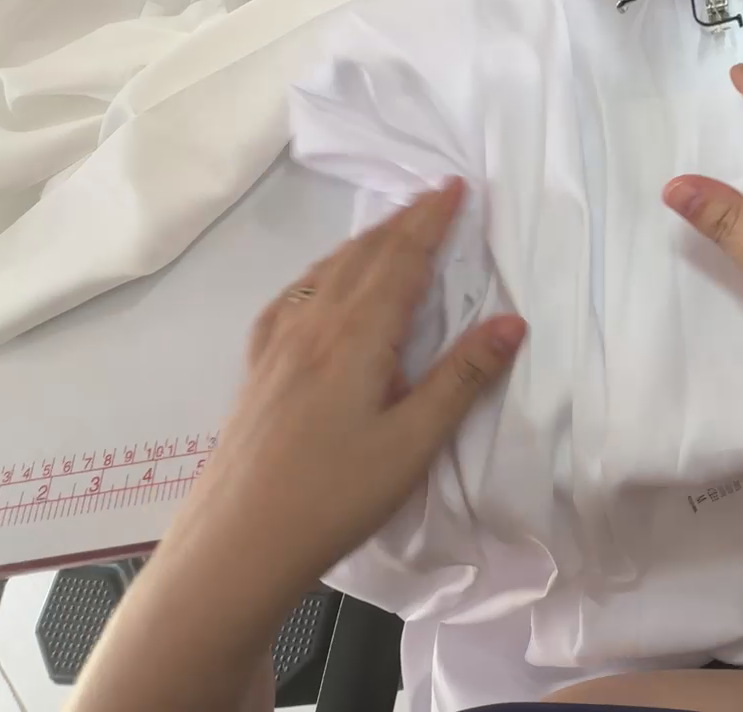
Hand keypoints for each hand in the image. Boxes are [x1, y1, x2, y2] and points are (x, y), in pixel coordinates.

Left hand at [162, 180, 525, 597]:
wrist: (229, 555)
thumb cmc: (333, 495)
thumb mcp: (414, 441)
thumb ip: (464, 376)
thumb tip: (513, 320)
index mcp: (355, 338)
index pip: (400, 261)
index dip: (430, 220)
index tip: (454, 186)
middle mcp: (313, 328)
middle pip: (364, 256)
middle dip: (403, 220)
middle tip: (435, 194)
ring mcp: (277, 348)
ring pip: (327, 272)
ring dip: (366, 240)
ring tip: (392, 225)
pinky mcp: (258, 372)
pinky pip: (294, 299)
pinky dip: (323, 272)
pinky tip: (321, 283)